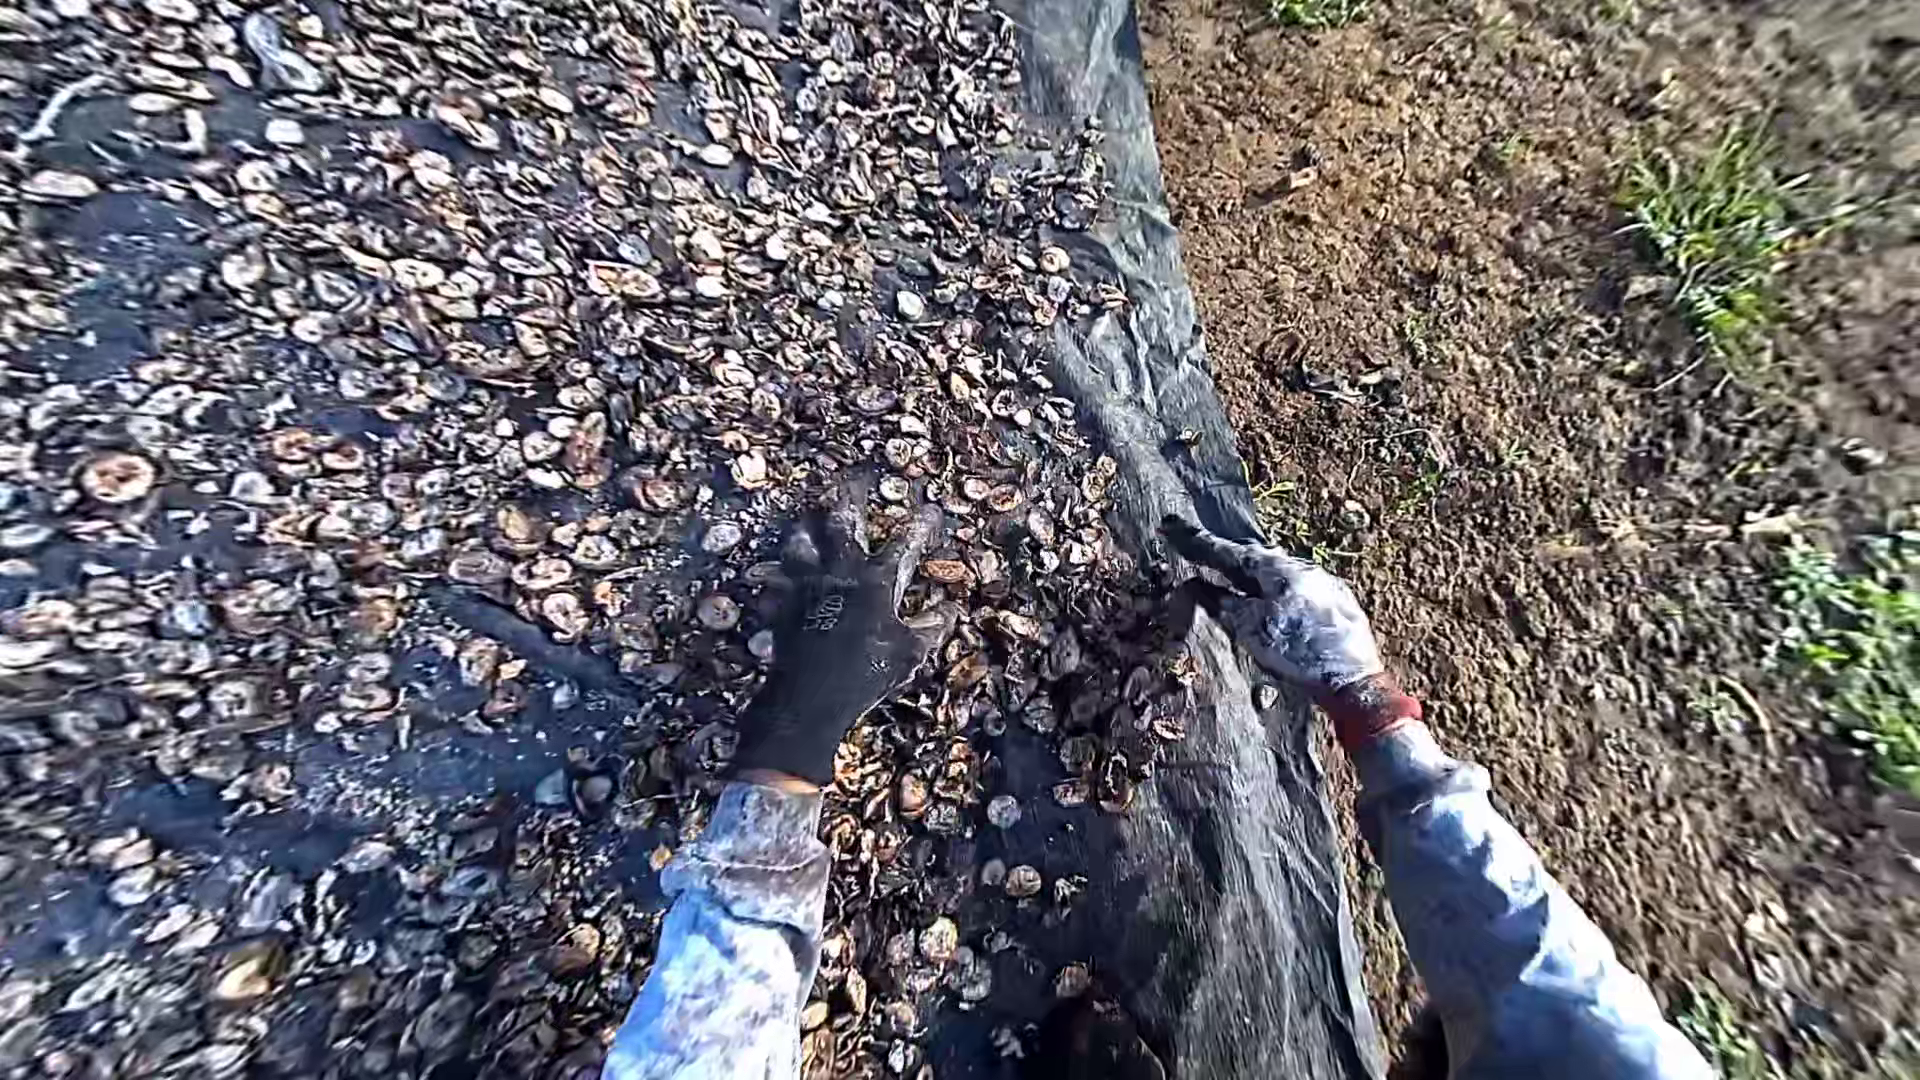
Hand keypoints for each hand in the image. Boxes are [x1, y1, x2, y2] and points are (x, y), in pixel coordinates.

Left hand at [731, 484, 956, 788]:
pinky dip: (773, 572)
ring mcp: (808, 584)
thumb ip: (931, 626)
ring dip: (804, 527)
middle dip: (851, 497)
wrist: (811, 694)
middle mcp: (841, 572)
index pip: (905, 545)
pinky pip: (774, 579)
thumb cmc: (868, 672)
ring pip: (801, 542)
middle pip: (845, 523)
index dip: (921, 526)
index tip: (931, 509)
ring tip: (803, 515)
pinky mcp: (782, 602)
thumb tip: (950, 608)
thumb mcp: (911, 652)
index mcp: (877, 581)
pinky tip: (769, 570)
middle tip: (853, 477)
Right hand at [1162, 514, 1418, 749]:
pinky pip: (1295, 581)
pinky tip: (1268, 593)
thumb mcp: (1250, 628)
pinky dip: (1272, 584)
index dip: (1198, 543)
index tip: (1172, 527)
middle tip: (1199, 547)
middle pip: (1254, 556)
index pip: (1230, 553)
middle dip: (1225, 553)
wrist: (1353, 681)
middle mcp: (1302, 568)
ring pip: (1276, 568)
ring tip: (1230, 570)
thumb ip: (1221, 602)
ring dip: (1250, 569)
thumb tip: (1194, 585)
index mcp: (1278, 570)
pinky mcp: (1336, 599)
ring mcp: (1323, 582)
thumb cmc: (1296, 652)